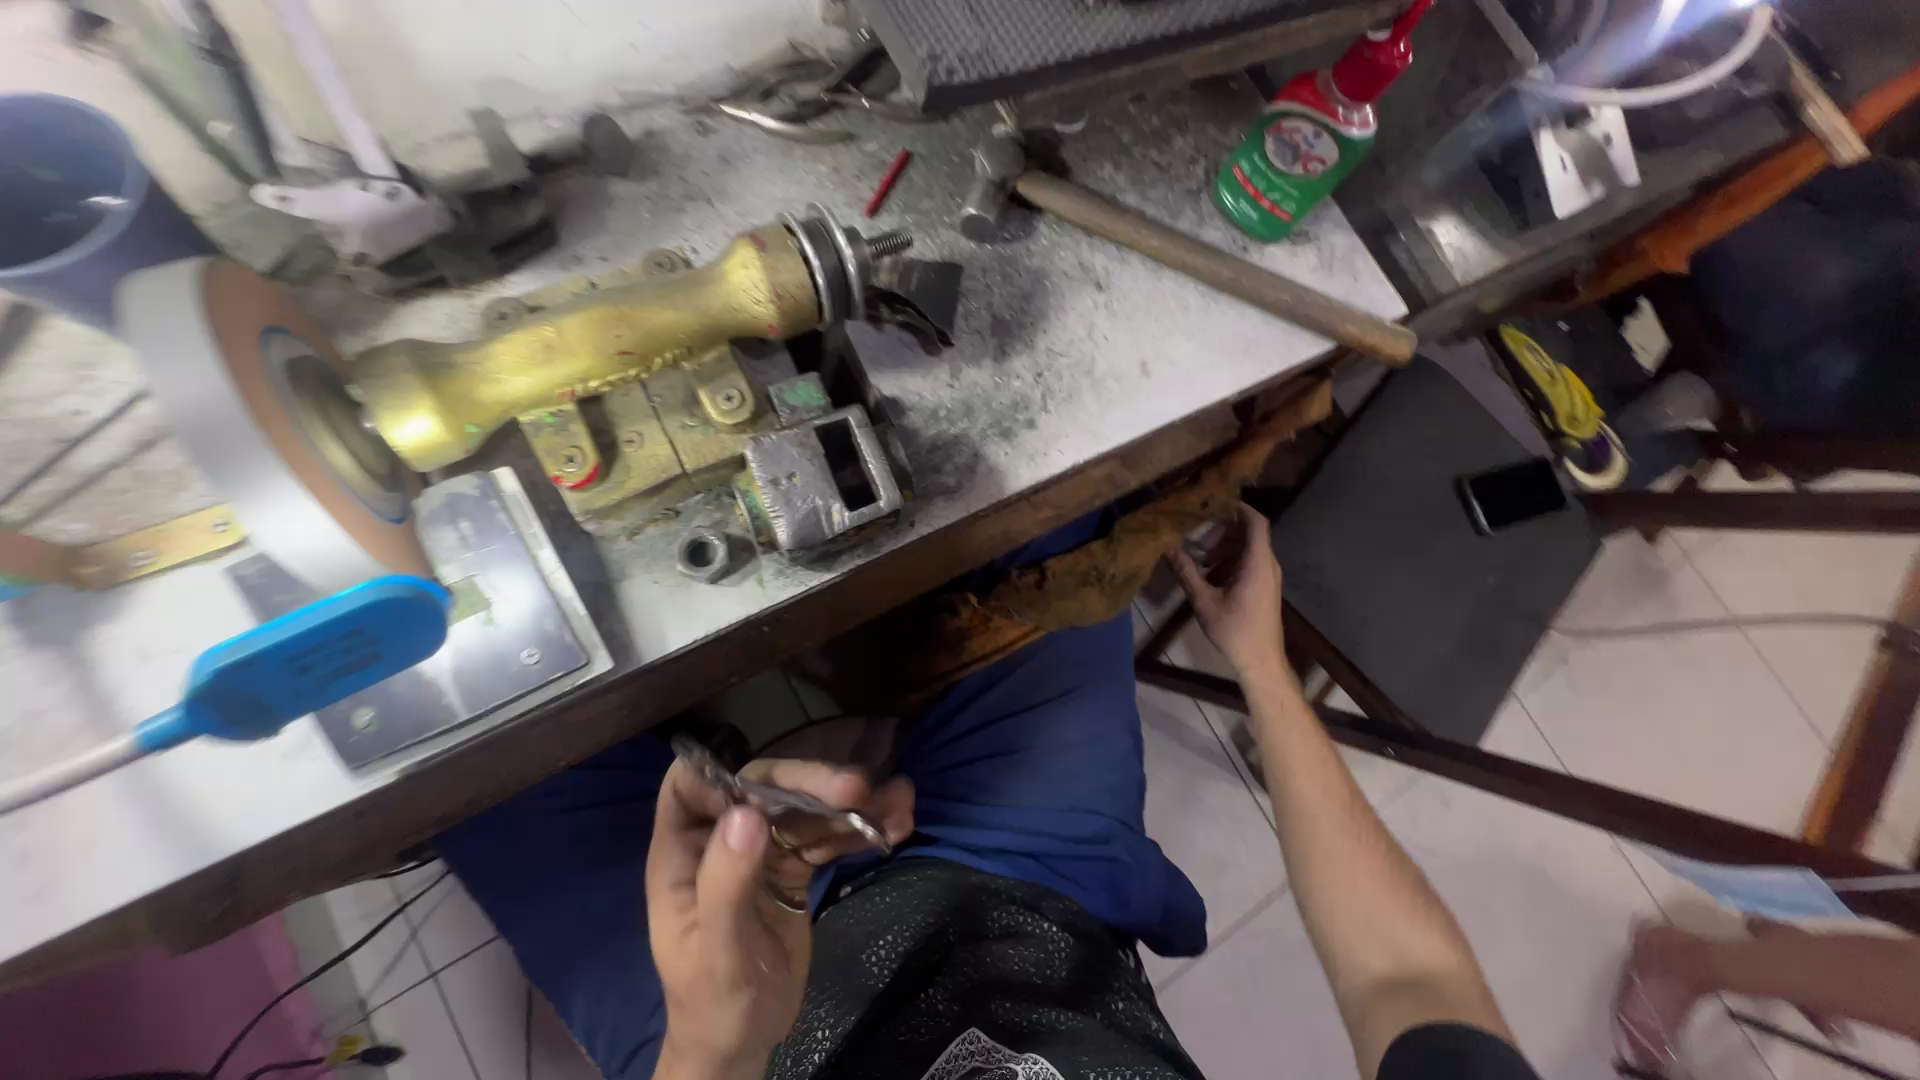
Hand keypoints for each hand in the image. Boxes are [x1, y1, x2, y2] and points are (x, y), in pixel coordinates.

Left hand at [647, 758, 913, 1079]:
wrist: (744, 1043)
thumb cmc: (714, 1002)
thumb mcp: (718, 953)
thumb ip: (726, 884)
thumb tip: (746, 813)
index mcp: (683, 852)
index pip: (689, 785)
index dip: (722, 773)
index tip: (769, 787)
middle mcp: (722, 839)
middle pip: (762, 788)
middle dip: (810, 783)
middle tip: (859, 789)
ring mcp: (762, 850)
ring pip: (803, 807)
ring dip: (850, 803)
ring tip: (898, 801)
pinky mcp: (795, 866)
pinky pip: (827, 836)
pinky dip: (860, 830)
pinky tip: (896, 825)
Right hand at [1170, 502, 1286, 679]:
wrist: (1260, 660)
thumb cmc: (1234, 630)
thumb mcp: (1204, 601)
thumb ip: (1187, 572)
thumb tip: (1168, 548)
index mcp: (1257, 563)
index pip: (1256, 523)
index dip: (1239, 508)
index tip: (1216, 503)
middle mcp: (1268, 565)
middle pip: (1249, 534)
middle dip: (1223, 532)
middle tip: (1199, 541)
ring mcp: (1269, 576)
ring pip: (1248, 549)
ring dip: (1225, 549)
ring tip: (1201, 561)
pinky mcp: (1265, 587)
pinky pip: (1250, 563)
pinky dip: (1231, 562)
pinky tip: (1211, 577)